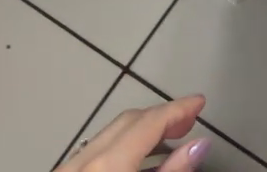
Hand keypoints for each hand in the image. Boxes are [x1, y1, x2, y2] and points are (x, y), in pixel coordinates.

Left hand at [55, 95, 213, 171]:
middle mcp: (83, 159)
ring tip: (166, 140)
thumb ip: (172, 171)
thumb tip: (200, 143)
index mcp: (108, 163)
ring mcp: (66, 168)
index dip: (179, 108)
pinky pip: (93, 151)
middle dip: (161, 116)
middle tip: (188, 121)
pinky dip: (118, 146)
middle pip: (128, 121)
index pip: (150, 121)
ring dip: (139, 131)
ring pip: (108, 135)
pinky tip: (132, 159)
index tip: (200, 101)